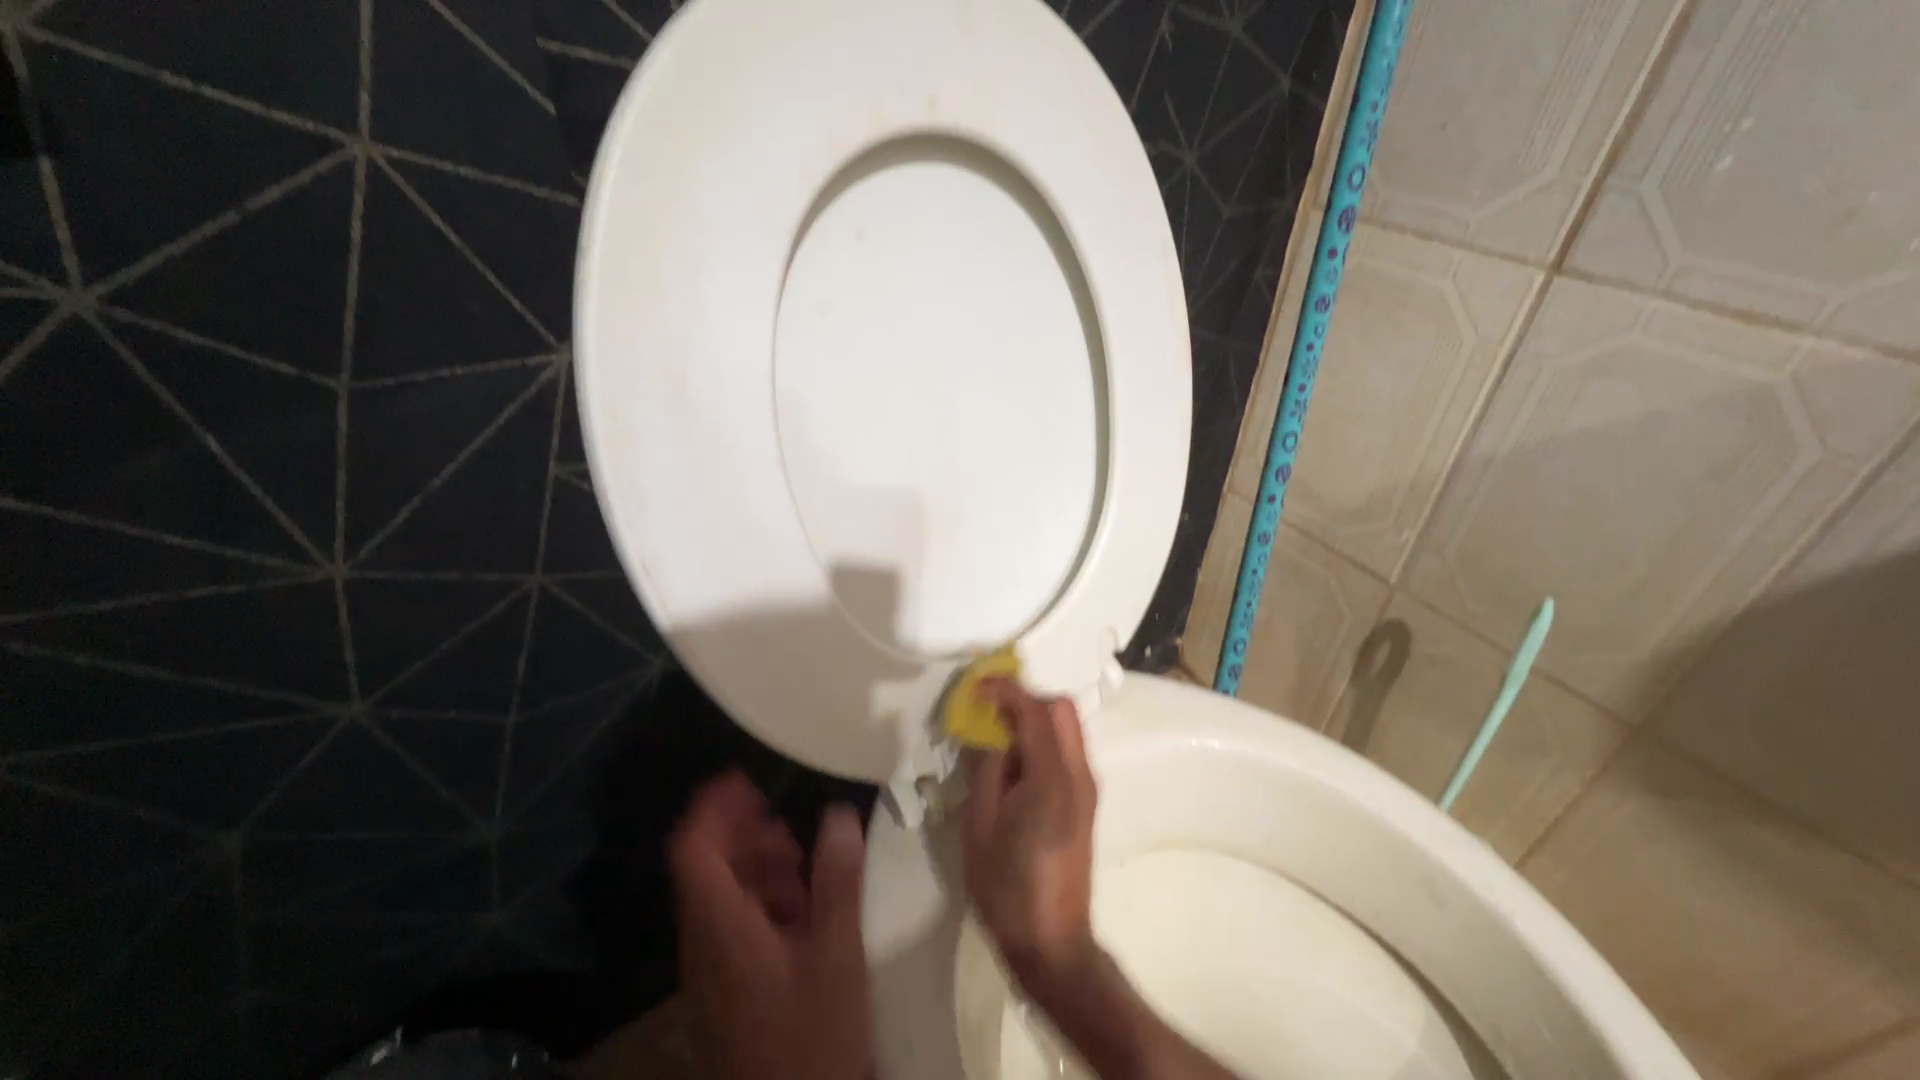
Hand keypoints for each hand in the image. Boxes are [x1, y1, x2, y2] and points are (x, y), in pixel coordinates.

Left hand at [669, 771, 872, 1079]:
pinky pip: (728, 924)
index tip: (746, 778)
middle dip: (741, 833)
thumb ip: (837, 880)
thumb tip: (839, 814)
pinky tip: (799, 908)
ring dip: (753, 866)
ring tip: (800, 861)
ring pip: (717, 894)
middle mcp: (702, 940)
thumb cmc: (813, 1035)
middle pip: (703, 866)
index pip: (692, 848)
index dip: (712, 806)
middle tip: (786, 823)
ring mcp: (709, 967)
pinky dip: (758, 899)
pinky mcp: (723, 987)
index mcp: (720, 924)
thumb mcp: (837, 954)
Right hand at [960, 678, 1099, 991]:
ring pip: (1067, 728)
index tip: (974, 691)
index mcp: (1053, 778)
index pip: (1036, 711)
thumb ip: (986, 769)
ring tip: (994, 737)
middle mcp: (1080, 774)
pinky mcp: (1085, 802)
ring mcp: (1088, 788)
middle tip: (986, 712)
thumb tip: (987, 732)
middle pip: (1062, 709)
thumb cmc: (1007, 887)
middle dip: (1025, 699)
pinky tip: (1012, 764)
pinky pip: (1066, 751)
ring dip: (1034, 719)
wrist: (1052, 940)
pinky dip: (1041, 741)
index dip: (1005, 691)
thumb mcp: (980, 824)